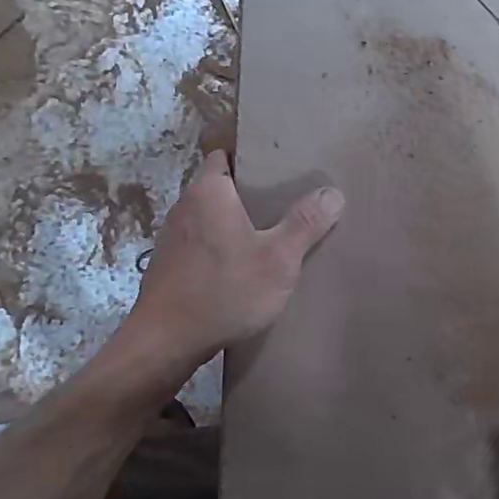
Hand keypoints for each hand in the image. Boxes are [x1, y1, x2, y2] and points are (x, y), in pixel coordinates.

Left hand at [104, 149, 343, 378]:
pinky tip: (241, 267)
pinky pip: (201, 243)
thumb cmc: (224, 292)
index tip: (278, 166)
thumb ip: (305, 224)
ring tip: (269, 233)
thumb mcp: (278, 259)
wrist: (166, 343)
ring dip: (234, 222)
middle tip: (286, 201)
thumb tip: (332, 193)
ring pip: (210, 217)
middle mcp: (185, 207)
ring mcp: (173, 238)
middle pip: (218, 186)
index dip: (249, 157)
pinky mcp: (170, 266)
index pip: (223, 156)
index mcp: (209, 193)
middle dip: (248, 192)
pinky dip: (221, 246)